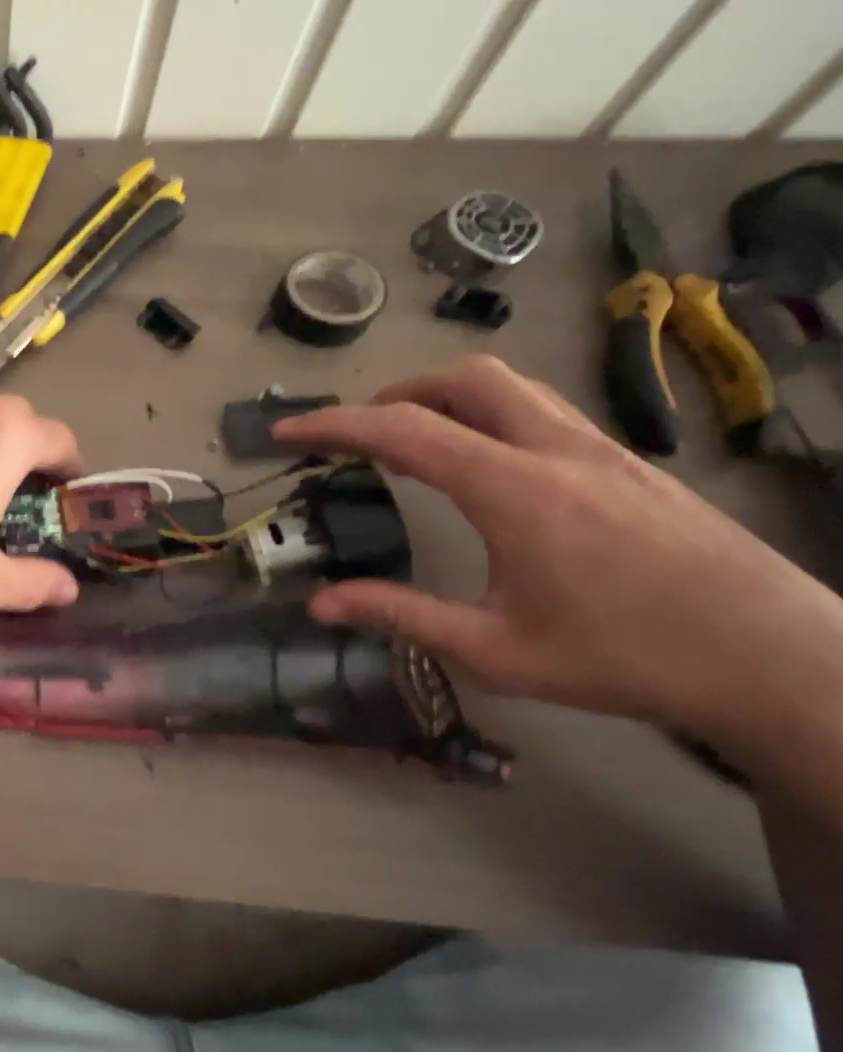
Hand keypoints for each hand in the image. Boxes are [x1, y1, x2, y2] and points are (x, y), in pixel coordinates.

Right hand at [274, 355, 842, 751]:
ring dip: (448, 396)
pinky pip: (545, 410)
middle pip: (467, 379)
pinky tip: (487, 464)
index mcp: (515, 491)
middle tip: (358, 433)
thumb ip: (402, 615)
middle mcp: (558, 451)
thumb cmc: (625, 658)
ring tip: (412, 439)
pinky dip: (491, 414)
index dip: (335, 426)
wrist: (776, 659)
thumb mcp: (495, 651)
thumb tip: (319, 604)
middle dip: (397, 393)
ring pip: (514, 386)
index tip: (288, 433)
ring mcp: (603, 450)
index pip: (405, 432)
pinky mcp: (631, 464)